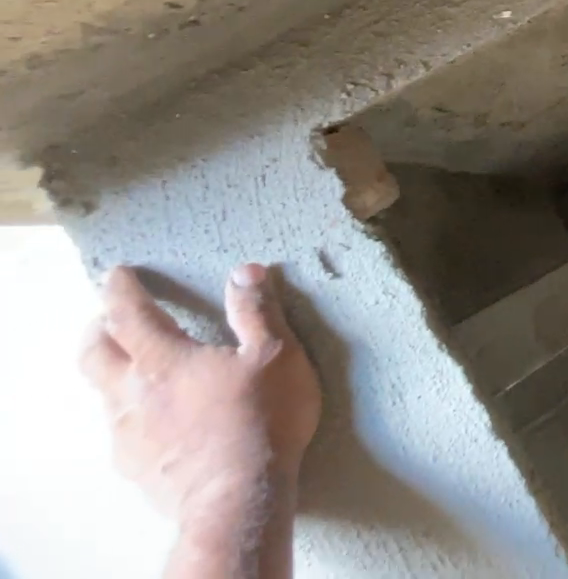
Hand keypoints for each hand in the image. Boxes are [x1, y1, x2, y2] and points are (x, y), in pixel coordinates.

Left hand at [79, 264, 320, 529]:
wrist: (238, 491)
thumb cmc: (263, 414)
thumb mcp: (277, 353)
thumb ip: (257, 312)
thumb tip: (244, 271)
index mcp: (164, 362)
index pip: (130, 317)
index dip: (121, 291)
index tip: (115, 274)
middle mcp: (132, 394)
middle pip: (95, 355)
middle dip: (98, 329)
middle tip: (108, 317)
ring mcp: (127, 432)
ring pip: (104, 391)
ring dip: (113, 369)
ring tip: (136, 364)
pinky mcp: (134, 462)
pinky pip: (121, 424)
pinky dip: (131, 405)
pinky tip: (158, 412)